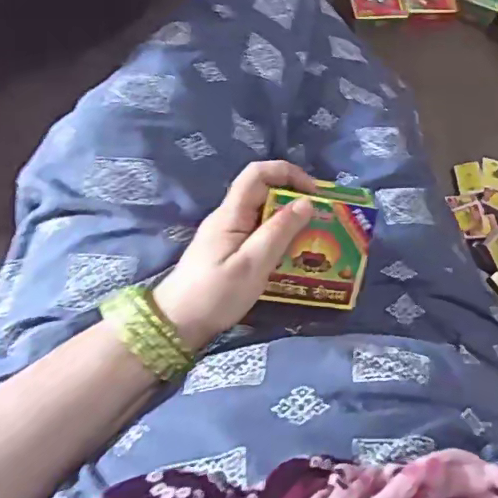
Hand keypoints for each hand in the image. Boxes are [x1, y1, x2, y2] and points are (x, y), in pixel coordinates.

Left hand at [154, 161, 320, 348]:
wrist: (176, 324)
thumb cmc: (215, 294)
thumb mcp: (253, 264)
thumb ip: (280, 232)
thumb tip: (306, 202)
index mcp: (231, 214)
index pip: (258, 173)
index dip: (288, 173)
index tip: (314, 193)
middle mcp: (228, 217)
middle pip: (263, 192)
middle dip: (294, 199)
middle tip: (321, 220)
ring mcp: (227, 234)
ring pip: (263, 214)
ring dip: (289, 221)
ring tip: (313, 239)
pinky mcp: (229, 251)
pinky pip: (258, 233)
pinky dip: (278, 238)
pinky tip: (292, 257)